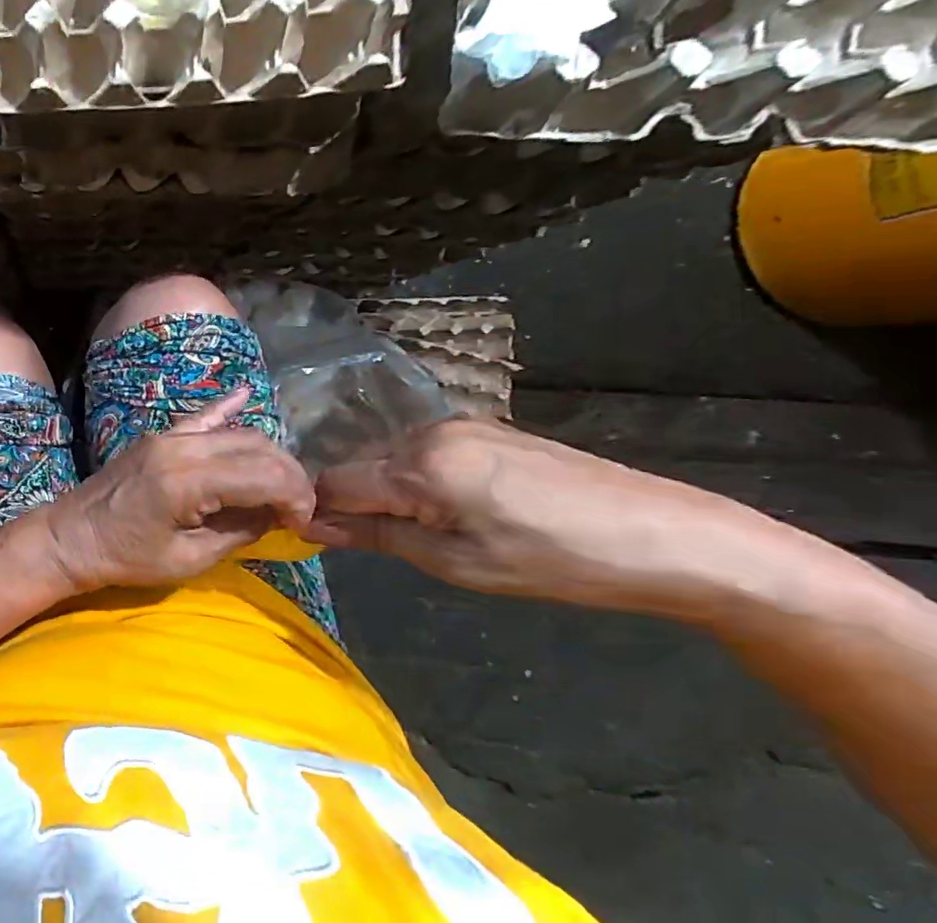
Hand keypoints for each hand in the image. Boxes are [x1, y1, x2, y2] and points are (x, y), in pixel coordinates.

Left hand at [46, 389, 315, 592]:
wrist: (73, 536)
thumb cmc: (127, 558)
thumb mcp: (188, 559)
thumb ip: (238, 531)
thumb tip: (274, 514)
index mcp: (187, 481)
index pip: (265, 474)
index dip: (296, 497)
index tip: (301, 523)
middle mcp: (181, 447)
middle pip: (257, 446)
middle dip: (288, 476)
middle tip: (294, 509)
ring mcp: (168, 435)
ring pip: (237, 431)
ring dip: (266, 454)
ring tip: (277, 487)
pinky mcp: (159, 436)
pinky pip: (201, 416)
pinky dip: (227, 409)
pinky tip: (246, 394)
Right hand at [308, 418, 755, 614]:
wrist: (674, 537)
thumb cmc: (558, 561)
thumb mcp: (457, 562)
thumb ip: (376, 536)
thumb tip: (313, 526)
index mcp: (420, 463)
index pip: (333, 480)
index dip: (319, 511)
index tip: (321, 540)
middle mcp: (429, 431)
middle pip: (359, 465)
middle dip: (355, 501)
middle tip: (378, 545)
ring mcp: (460, 424)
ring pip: (390, 458)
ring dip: (389, 492)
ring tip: (425, 531)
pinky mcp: (486, 427)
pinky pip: (423, 452)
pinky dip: (418, 481)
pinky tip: (455, 509)